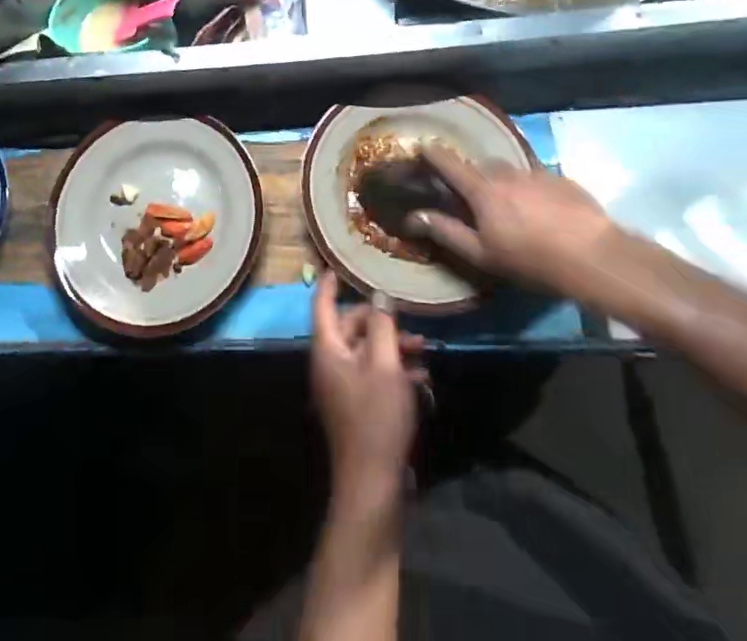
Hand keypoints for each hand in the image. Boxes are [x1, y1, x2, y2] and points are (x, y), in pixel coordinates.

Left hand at [311, 271, 425, 495]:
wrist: (372, 480)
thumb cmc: (376, 417)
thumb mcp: (385, 366)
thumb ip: (382, 328)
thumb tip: (379, 296)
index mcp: (326, 350)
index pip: (321, 306)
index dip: (328, 284)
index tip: (336, 265)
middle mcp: (328, 364)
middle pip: (349, 328)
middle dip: (379, 321)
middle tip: (410, 320)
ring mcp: (340, 386)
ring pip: (364, 352)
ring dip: (392, 346)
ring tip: (424, 350)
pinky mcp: (355, 405)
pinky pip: (371, 375)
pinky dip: (392, 370)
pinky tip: (421, 377)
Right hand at [409, 148, 621, 296]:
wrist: (595, 258)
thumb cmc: (530, 259)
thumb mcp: (481, 254)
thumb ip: (446, 232)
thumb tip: (413, 217)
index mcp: (482, 190)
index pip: (449, 163)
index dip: (432, 153)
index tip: (422, 148)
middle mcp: (507, 173)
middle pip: (481, 166)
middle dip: (472, 176)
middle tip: (472, 196)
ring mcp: (537, 174)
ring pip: (510, 171)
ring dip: (503, 182)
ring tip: (509, 205)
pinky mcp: (562, 181)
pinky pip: (536, 179)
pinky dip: (529, 189)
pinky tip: (539, 210)